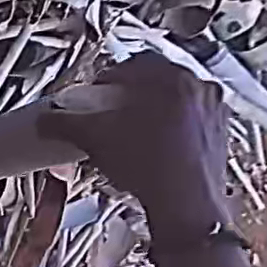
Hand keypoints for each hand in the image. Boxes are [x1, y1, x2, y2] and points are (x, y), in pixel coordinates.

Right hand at [38, 53, 230, 238]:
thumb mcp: (93, 139)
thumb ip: (64, 124)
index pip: (132, 63)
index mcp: (168, 77)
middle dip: (131, 95)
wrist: (185, 203)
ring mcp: (213, 110)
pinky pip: (191, 121)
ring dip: (153, 111)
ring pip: (176, 100)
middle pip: (156, 80)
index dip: (108, 79)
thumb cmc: (148, 166)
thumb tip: (46, 120)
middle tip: (111, 114)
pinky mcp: (219, 134)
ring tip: (131, 134)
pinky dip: (173, 129)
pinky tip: (154, 150)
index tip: (96, 95)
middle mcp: (197, 86)